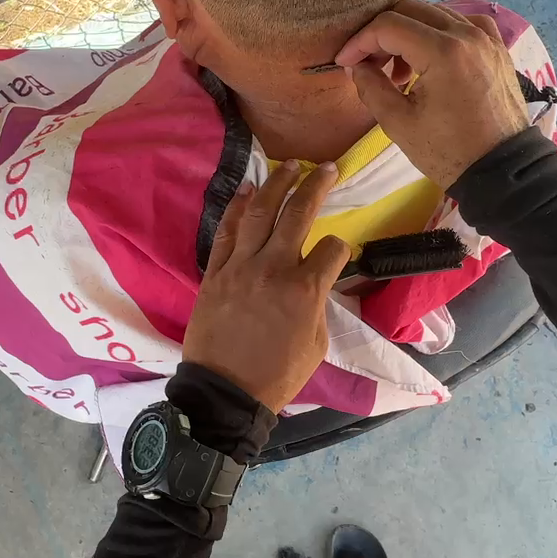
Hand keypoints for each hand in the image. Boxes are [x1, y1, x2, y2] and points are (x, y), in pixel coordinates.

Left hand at [183, 162, 351, 411]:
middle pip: (297, 214)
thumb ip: (318, 304)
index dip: (341, 248)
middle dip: (316, 185)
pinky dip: (237, 208)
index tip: (339, 253)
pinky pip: (227, 231)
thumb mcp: (316, 343)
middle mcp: (274, 268)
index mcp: (305, 290)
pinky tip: (248, 190)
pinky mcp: (215, 271)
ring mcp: (240, 266)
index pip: (333, 249)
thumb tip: (314, 282)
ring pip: (260, 212)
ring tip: (289, 165)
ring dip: (276, 184)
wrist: (225, 392)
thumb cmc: (277, 374)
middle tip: (327, 167)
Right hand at [335, 0, 531, 187]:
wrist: (501, 169)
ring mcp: (486, 37)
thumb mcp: (397, 123)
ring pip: (434, 13)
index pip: (388, 26)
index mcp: (443, 51)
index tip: (345, 62)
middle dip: (380, 33)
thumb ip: (370, 87)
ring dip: (408, 33)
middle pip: (410, 10)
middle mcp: (467, 34)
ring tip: (397, 69)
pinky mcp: (496, 46)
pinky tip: (430, 58)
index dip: (359, 41)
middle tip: (368, 63)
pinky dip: (438, 32)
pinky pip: (461, 22)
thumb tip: (356, 66)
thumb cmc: (447, 151)